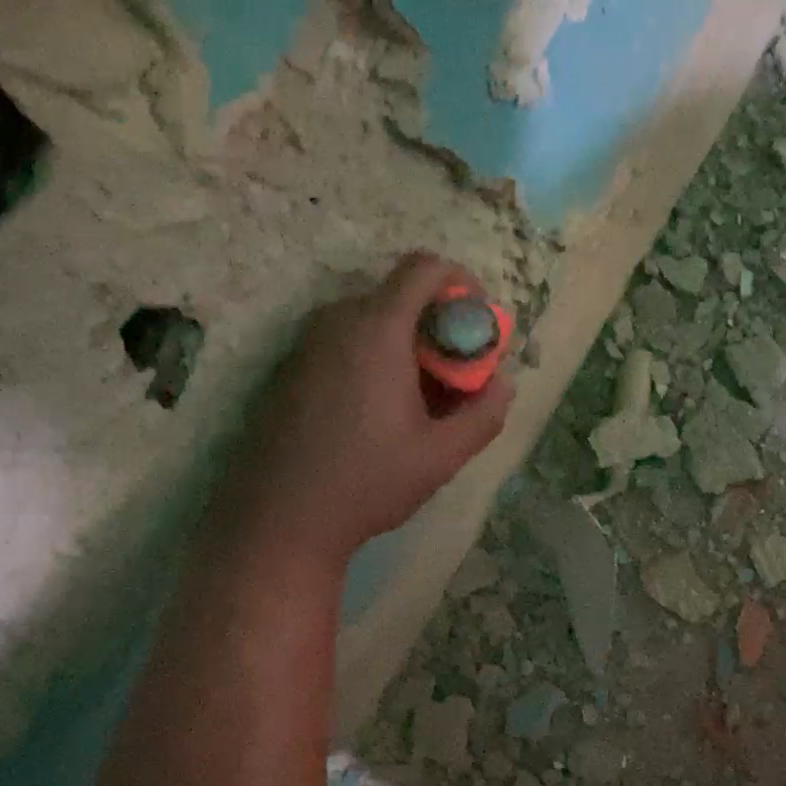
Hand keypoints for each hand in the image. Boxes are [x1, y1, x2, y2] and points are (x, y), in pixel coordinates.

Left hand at [220, 252, 515, 565]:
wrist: (282, 518)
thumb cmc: (369, 482)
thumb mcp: (443, 456)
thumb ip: (485, 414)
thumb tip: (503, 383)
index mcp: (378, 330)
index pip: (425, 268)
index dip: (461, 284)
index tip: (477, 328)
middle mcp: (338, 321)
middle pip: (401, 296)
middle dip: (439, 327)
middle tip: (456, 379)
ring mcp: (309, 342)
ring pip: (374, 321)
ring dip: (408, 346)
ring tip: (422, 403)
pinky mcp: (293, 367)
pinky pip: (347, 342)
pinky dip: (376, 359)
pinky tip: (380, 415)